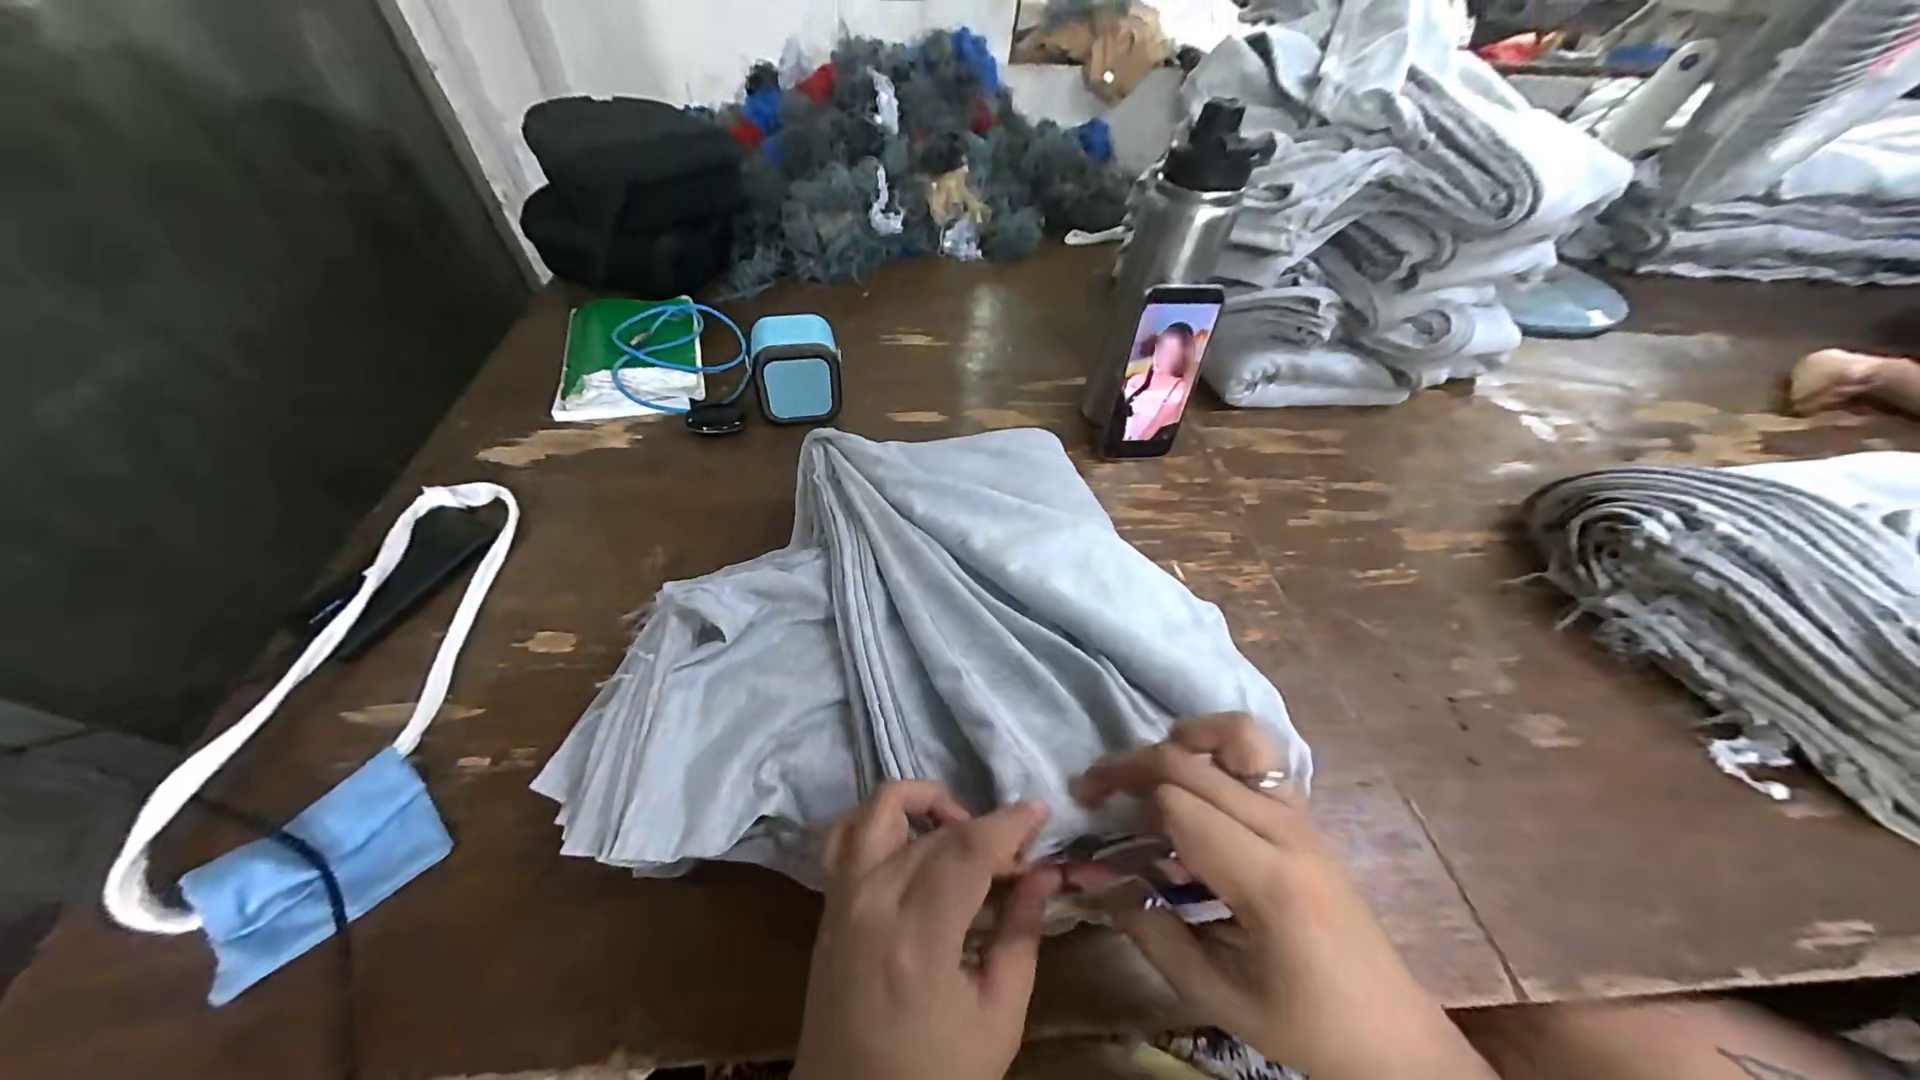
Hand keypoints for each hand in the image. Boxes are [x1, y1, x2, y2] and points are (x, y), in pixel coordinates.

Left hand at [793, 781, 1061, 1079]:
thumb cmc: (932, 1076)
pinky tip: (908, 835)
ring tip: (960, 830)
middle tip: (1016, 856)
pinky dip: (878, 818)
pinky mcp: (828, 902)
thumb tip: (1042, 874)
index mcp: (917, 938)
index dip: (1009, 822)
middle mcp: (872, 901)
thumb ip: (1021, 936)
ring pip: (882, 810)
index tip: (1040, 812)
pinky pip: (843, 834)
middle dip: (985, 829)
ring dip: (925, 802)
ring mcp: (842, 896)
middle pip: (935, 832)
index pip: (968, 848)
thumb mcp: (997, 1019)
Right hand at [1072, 715, 1495, 1079]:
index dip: (1127, 804)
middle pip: (1192, 762)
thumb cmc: (1301, 1023)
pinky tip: (1193, 778)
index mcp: (1268, 880)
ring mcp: (1300, 814)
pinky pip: (1259, 752)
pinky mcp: (1305, 813)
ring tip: (1152, 767)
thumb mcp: (1213, 991)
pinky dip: (1216, 745)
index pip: (1179, 804)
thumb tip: (1088, 873)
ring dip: (1184, 737)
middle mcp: (1286, 829)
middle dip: (1131, 765)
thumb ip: (1146, 925)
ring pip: (1237, 733)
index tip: (1091, 817)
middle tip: (1093, 789)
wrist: (1392, 1034)